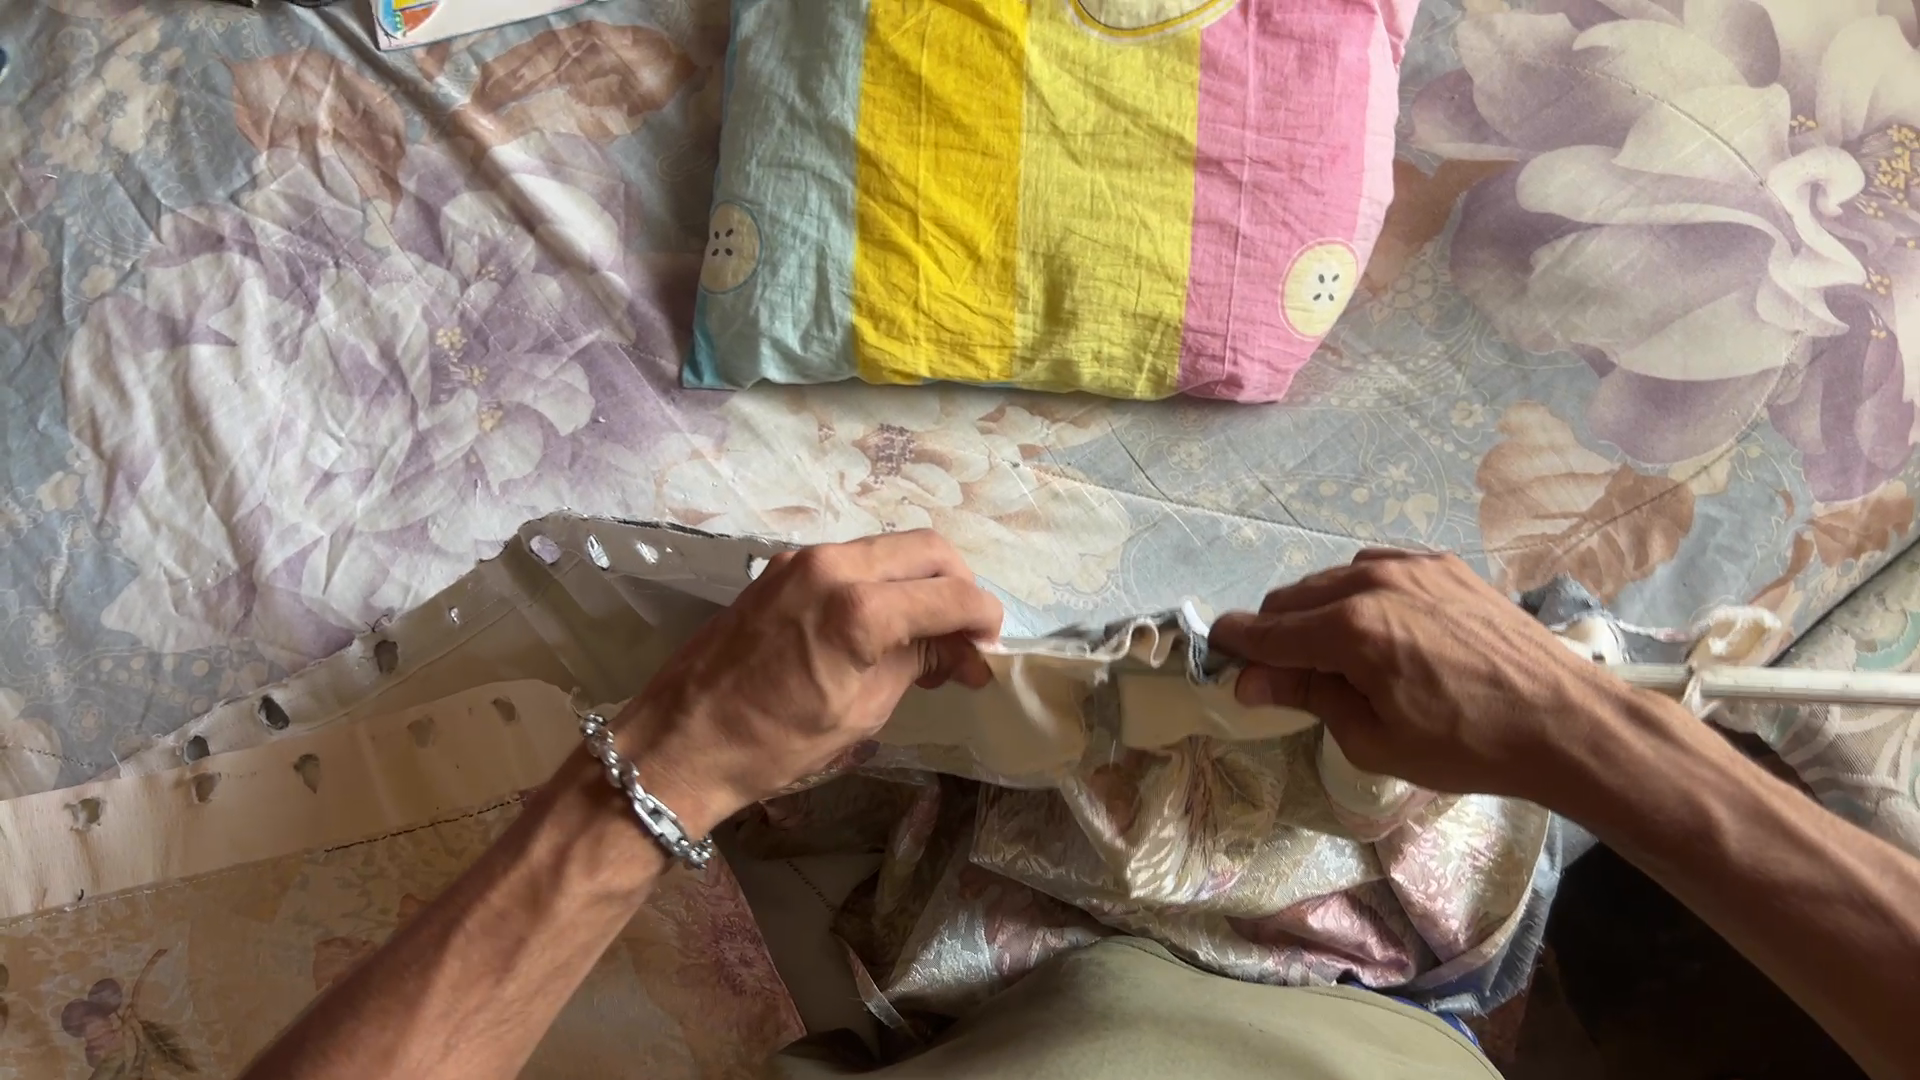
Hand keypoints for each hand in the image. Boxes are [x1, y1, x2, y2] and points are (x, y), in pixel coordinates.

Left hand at [611, 531, 1002, 829]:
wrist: (681, 740)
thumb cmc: (776, 743)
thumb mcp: (863, 709)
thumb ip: (921, 663)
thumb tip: (968, 653)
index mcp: (859, 611)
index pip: (953, 595)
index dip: (985, 619)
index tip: (989, 648)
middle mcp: (835, 566)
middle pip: (930, 548)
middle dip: (960, 585)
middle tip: (963, 633)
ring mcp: (806, 558)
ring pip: (892, 546)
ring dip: (922, 579)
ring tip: (924, 630)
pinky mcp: (785, 564)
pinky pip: (855, 556)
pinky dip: (884, 579)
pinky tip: (881, 618)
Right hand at [1210, 550, 1655, 801]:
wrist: (1571, 723)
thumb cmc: (1466, 746)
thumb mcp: (1373, 739)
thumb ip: (1305, 697)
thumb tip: (1248, 682)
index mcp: (1348, 629)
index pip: (1261, 630)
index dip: (1232, 645)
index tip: (1222, 658)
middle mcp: (1369, 581)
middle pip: (1287, 599)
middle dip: (1274, 634)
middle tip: (1289, 673)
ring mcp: (1408, 565)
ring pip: (1326, 580)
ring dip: (1314, 612)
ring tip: (1341, 650)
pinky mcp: (1440, 563)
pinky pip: (1370, 567)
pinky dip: (1355, 592)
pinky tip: (1380, 622)